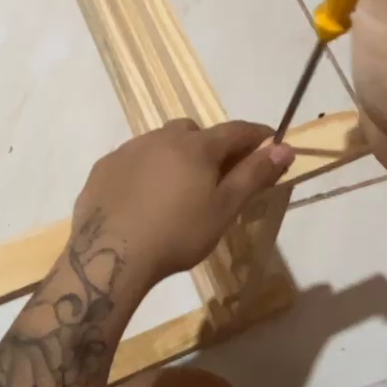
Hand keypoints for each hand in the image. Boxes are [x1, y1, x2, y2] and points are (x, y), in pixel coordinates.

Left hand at [72, 120, 292, 282]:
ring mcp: (129, 150)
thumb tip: (283, 147)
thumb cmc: (178, 234)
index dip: (257, 136)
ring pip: (161, 142)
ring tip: (178, 190)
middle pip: (195, 132)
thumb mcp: (224, 208)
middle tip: (218, 176)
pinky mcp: (103, 167)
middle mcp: (161, 137)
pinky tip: (144, 199)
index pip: (236, 130)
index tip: (271, 144)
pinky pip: (133, 159)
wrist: (110, 255)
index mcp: (196, 146)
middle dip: (211, 146)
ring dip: (175, 156)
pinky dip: (146, 170)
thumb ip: (254, 175)